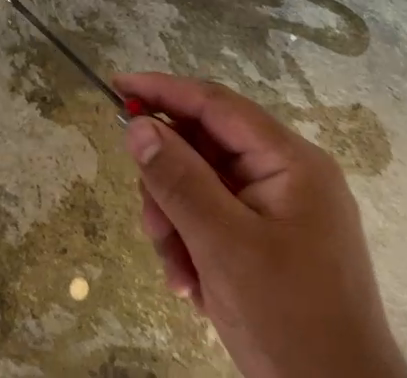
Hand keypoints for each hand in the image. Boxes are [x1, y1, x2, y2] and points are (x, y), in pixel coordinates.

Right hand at [116, 73, 406, 377]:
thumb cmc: (288, 317)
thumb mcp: (222, 245)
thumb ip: (178, 180)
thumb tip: (140, 126)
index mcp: (290, 161)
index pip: (216, 105)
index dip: (163, 91)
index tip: (116, 88)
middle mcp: (289, 175)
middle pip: (206, 150)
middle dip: (169, 185)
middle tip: (151, 227)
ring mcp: (283, 210)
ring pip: (204, 189)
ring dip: (177, 224)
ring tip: (177, 272)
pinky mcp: (274, 242)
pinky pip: (217, 221)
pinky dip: (195, 246)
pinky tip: (192, 285)